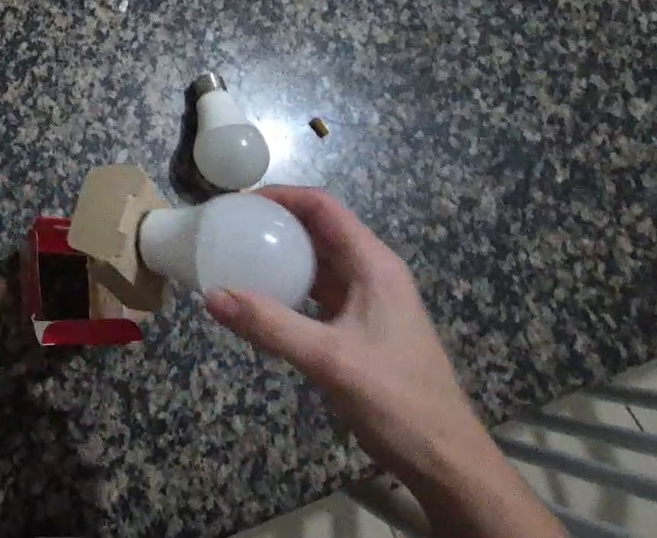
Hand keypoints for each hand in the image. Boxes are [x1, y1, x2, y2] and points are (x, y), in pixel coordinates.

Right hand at [203, 187, 487, 484]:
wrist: (445, 460)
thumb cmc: (397, 399)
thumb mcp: (330, 359)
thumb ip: (270, 325)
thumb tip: (211, 295)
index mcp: (374, 265)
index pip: (324, 207)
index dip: (282, 195)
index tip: (239, 204)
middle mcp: (371, 273)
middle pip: (318, 229)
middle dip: (274, 223)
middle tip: (228, 228)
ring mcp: (367, 300)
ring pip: (316, 260)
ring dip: (279, 254)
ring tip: (236, 256)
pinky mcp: (358, 326)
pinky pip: (316, 291)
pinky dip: (286, 286)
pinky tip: (259, 299)